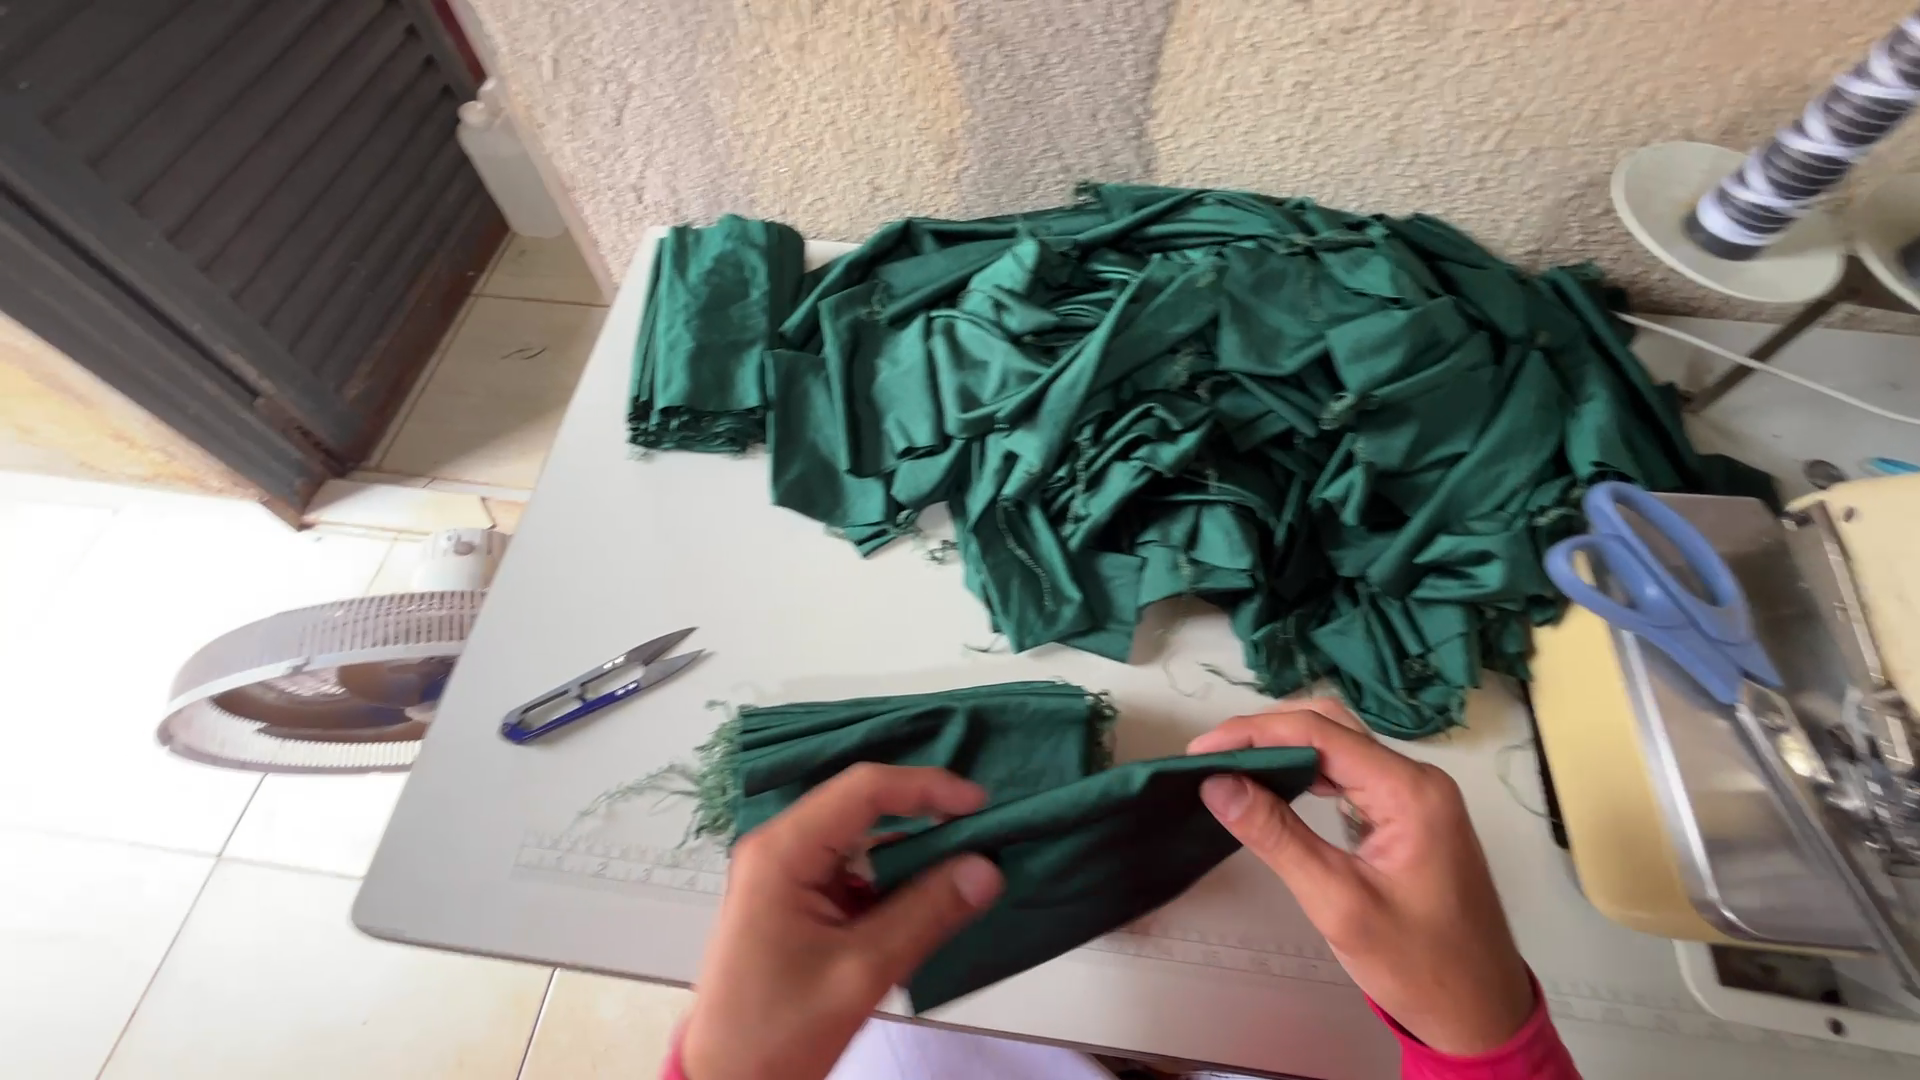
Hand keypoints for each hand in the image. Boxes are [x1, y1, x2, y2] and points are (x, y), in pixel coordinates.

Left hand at [682, 764, 1003, 1079]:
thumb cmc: (779, 1032)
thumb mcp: (861, 972)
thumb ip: (927, 913)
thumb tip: (988, 868)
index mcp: (784, 849)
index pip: (864, 789)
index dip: (926, 786)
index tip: (980, 804)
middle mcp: (782, 845)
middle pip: (863, 807)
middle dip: (923, 815)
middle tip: (980, 832)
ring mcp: (787, 870)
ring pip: (862, 837)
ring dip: (911, 849)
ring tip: (964, 863)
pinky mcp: (797, 896)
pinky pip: (854, 867)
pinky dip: (893, 878)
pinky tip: (927, 896)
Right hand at [1189, 700, 1533, 1055]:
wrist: (1482, 1018)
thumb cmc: (1417, 966)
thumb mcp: (1337, 902)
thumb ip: (1276, 836)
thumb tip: (1215, 783)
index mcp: (1409, 790)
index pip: (1318, 733)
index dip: (1253, 732)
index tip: (1201, 751)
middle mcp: (1415, 777)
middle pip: (1328, 725)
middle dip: (1265, 732)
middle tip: (1213, 756)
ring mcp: (1413, 792)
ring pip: (1336, 743)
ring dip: (1282, 747)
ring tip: (1231, 767)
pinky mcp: (1405, 810)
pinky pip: (1346, 769)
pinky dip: (1303, 769)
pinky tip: (1272, 786)